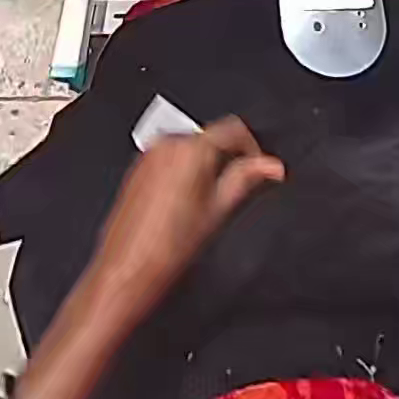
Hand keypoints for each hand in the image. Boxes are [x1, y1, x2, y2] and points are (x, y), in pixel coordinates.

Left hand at [88, 116, 284, 302]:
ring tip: (207, 200)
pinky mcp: (139, 166)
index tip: (259, 166)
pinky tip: (184, 202)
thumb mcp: (218, 211)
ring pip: (191, 147)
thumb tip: (271, 166)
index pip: (233, 128)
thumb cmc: (166, 248)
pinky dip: (184, 170)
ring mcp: (150, 154)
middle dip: (227, 158)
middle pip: (211, 137)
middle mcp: (168, 144)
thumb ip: (246, 179)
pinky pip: (170, 156)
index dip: (252, 147)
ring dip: (206, 164)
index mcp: (191, 149)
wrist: (126, 269)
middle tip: (235, 188)